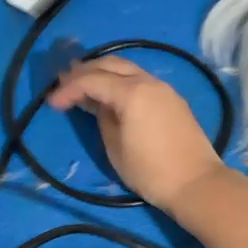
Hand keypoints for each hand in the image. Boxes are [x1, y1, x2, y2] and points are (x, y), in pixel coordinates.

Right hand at [48, 56, 227, 213]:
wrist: (196, 183)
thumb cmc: (150, 171)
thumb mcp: (115, 147)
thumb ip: (103, 119)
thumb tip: (99, 105)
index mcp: (132, 92)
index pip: (92, 80)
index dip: (68, 89)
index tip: (52, 103)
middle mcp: (148, 82)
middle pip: (111, 64)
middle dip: (85, 71)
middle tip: (64, 82)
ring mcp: (164, 88)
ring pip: (128, 69)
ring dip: (104, 73)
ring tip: (84, 85)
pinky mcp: (172, 100)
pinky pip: (141, 81)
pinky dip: (121, 82)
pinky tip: (111, 95)